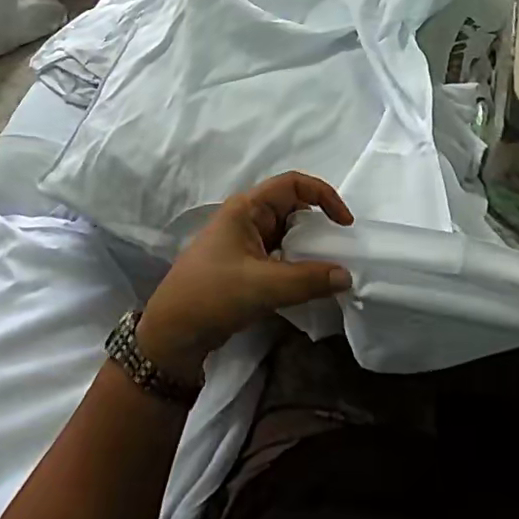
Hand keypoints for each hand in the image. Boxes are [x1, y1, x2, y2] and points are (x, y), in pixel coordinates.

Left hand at [136, 173, 353, 384]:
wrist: (171, 334)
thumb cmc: (212, 295)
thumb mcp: (263, 286)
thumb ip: (308, 279)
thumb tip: (346, 275)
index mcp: (246, 208)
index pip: (293, 184)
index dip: (323, 196)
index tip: (343, 224)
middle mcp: (246, 218)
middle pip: (292, 207)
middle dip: (318, 224)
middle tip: (338, 250)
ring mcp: (244, 242)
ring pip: (287, 233)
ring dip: (308, 247)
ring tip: (328, 268)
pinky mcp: (244, 265)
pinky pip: (280, 254)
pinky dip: (297, 264)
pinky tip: (308, 284)